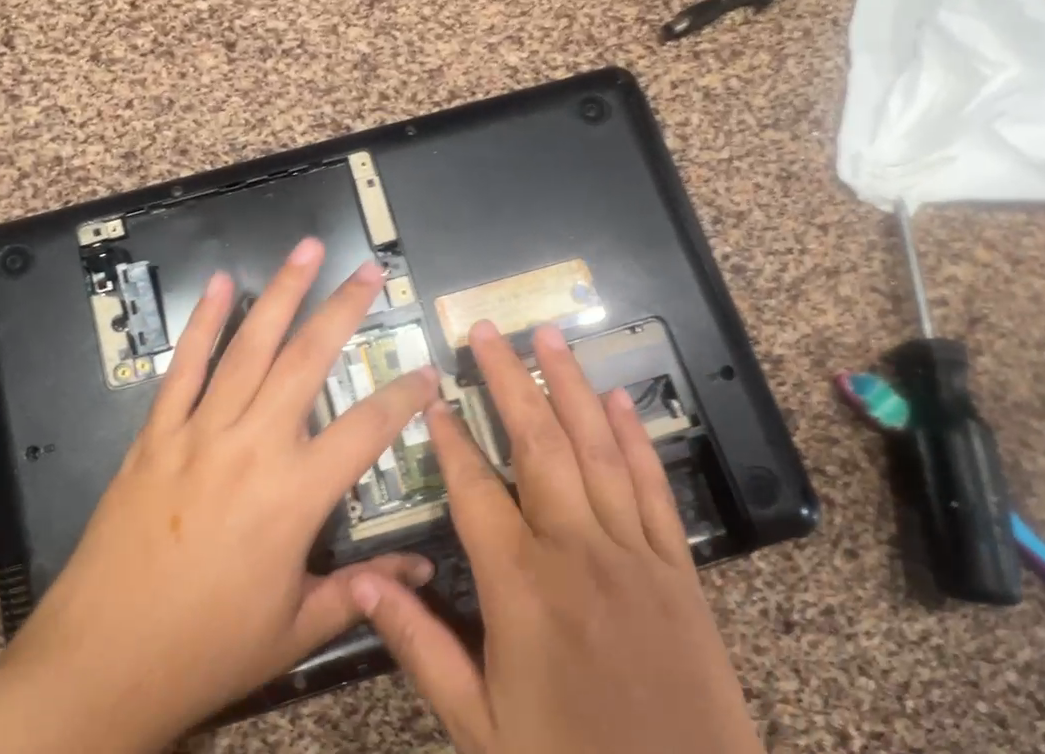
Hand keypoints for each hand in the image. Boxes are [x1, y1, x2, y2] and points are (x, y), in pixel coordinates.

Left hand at [0, 238, 439, 753]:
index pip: (368, 429)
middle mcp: (252, 446)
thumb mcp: (296, 629)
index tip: (427, 373)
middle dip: (344, 309)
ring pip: (248, 348)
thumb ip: (361, 590)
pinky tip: (220, 286)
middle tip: (369, 269)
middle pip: (307, 361)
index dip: (404, 397)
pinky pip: (184, 368)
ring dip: (281, 294)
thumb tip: (422, 572)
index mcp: (296, 495)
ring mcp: (198, 433)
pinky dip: (203, 324)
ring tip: (307, 251)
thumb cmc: (208, 648)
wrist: (104, 658)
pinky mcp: (155, 435)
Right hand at [351, 322, 761, 753]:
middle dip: (508, 380)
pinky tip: (617, 399)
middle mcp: (577, 551)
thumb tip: (365, 580)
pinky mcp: (679, 568)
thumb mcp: (478, 722)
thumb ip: (420, 645)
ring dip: (569, 386)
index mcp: (520, 587)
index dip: (449, 439)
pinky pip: (653, 487)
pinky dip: (634, 437)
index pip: (474, 489)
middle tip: (486, 330)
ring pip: (597, 448)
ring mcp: (634, 553)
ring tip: (548, 336)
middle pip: (538, 444)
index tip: (432, 398)